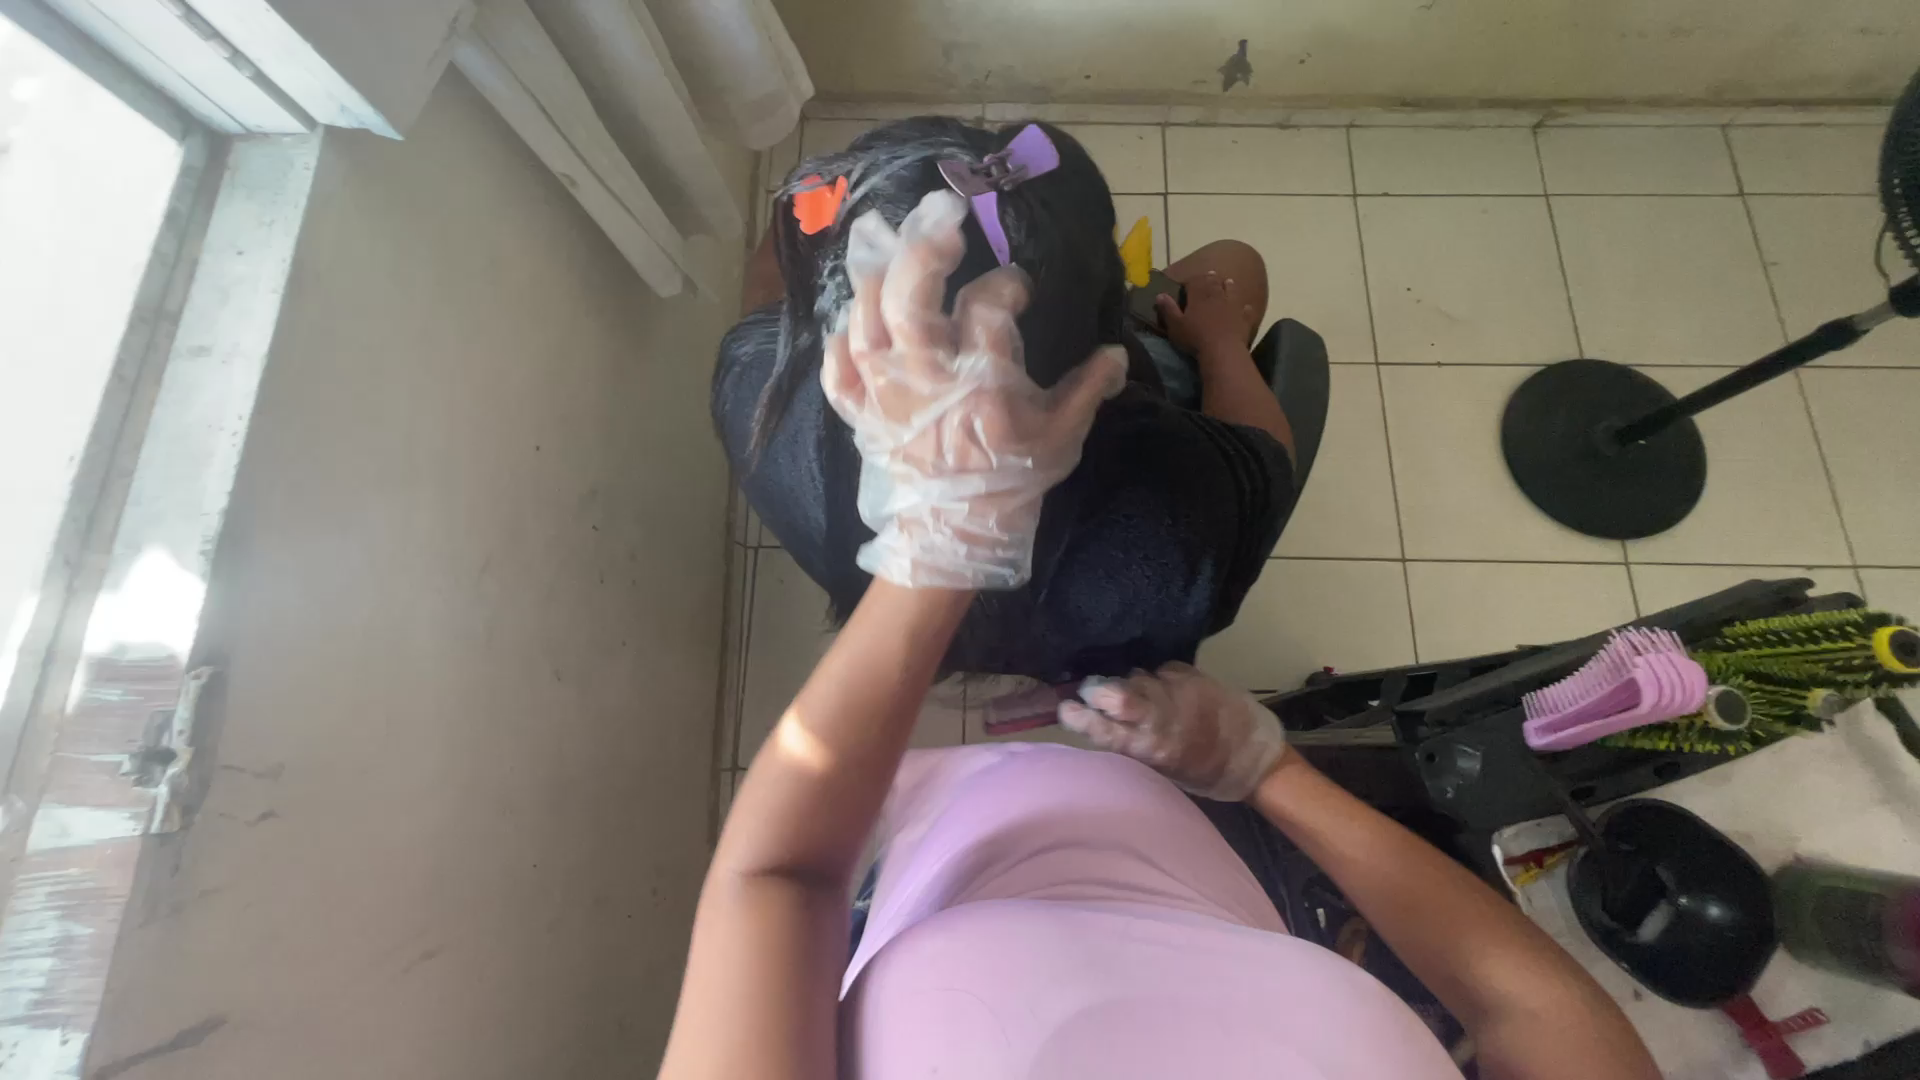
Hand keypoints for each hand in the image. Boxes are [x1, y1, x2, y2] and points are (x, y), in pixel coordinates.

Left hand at [821, 190, 1127, 589]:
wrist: (955, 536)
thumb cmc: (1011, 483)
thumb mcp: (1061, 438)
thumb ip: (1087, 390)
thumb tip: (1117, 352)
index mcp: (982, 378)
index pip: (989, 304)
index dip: (1006, 285)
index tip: (1019, 290)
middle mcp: (926, 376)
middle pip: (910, 296)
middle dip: (924, 249)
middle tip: (943, 221)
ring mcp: (884, 394)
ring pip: (865, 322)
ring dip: (876, 281)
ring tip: (892, 257)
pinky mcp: (860, 414)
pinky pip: (836, 370)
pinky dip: (839, 344)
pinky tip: (852, 326)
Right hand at [1058, 662, 1287, 800]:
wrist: (1255, 756)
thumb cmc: (1205, 773)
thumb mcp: (1163, 769)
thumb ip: (1133, 743)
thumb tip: (1103, 721)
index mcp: (1150, 748)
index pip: (1104, 729)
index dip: (1080, 717)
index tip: (1066, 709)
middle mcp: (1160, 717)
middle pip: (1117, 693)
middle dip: (1099, 689)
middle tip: (1093, 690)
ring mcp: (1177, 691)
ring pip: (1136, 677)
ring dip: (1131, 684)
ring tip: (1138, 694)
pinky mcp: (1193, 674)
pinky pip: (1162, 669)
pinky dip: (1160, 678)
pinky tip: (1168, 689)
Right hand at [1155, 271, 1256, 356]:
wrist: (1222, 350)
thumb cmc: (1194, 338)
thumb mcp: (1175, 326)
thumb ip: (1168, 309)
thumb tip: (1160, 294)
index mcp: (1199, 296)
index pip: (1194, 281)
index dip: (1191, 281)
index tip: (1186, 283)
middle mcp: (1217, 296)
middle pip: (1214, 282)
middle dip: (1211, 278)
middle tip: (1210, 275)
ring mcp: (1233, 306)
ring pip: (1231, 291)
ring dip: (1229, 286)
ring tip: (1228, 282)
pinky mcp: (1244, 318)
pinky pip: (1246, 310)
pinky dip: (1245, 308)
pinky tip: (1246, 307)